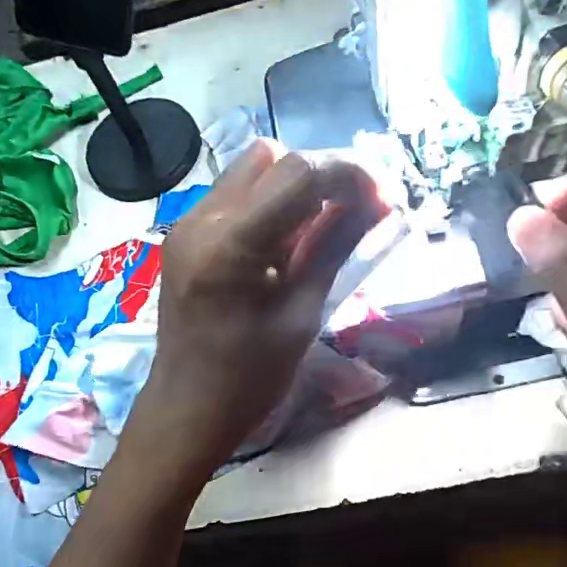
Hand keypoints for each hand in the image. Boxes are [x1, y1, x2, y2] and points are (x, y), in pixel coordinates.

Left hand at [133, 141, 387, 476]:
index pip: (299, 173)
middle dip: (320, 175)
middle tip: (353, 212)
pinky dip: (267, 204)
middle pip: (272, 157)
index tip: (384, 194)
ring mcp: (186, 224)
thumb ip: (335, 247)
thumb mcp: (302, 314)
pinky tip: (282, 245)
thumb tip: (378, 201)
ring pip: (250, 170)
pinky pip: (233, 195)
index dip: (350, 174)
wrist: (186, 409)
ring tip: (317, 232)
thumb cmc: (250, 379)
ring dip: (292, 187)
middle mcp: (201, 219)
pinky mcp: (183, 235)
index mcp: (230, 244)